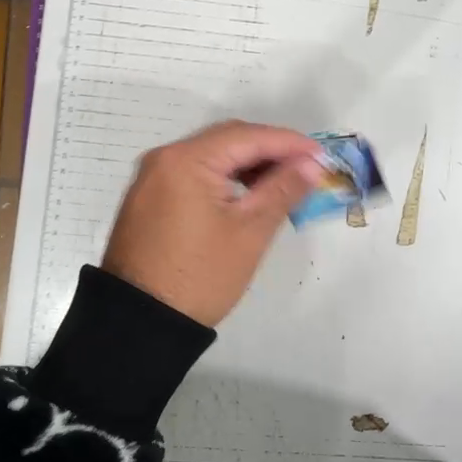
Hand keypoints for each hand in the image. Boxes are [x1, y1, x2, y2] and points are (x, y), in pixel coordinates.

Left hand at [101, 121, 325, 327]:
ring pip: (212, 155)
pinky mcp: (150, 198)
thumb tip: (313, 164)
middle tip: (307, 167)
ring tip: (284, 182)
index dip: (290, 143)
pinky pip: (195, 172)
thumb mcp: (250, 232)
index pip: (248, 136)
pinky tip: (249, 193)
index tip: (323, 156)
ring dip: (249, 163)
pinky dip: (225, 176)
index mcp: (186, 160)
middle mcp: (165, 158)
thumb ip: (283, 189)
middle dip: (270, 149)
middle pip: (228, 138)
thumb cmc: (200, 276)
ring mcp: (152, 178)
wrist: (139, 325)